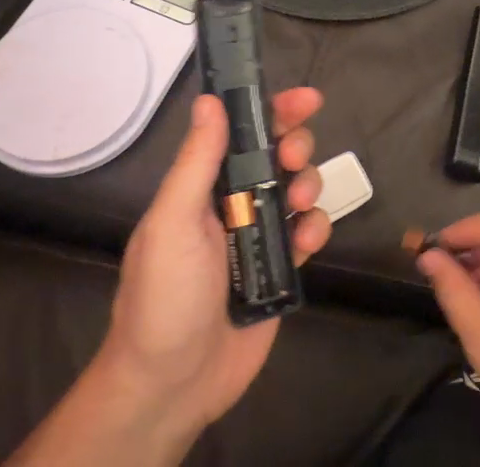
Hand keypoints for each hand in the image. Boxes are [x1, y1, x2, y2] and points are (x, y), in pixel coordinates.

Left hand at [101, 89, 331, 434]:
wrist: (174, 382)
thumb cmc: (165, 296)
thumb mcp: (173, 221)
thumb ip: (197, 161)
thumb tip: (208, 100)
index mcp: (200, 187)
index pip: (240, 133)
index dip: (272, 110)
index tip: (306, 98)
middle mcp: (231, 203)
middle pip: (277, 154)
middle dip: (296, 145)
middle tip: (294, 158)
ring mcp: (258, 235)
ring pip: (298, 189)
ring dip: (309, 184)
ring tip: (299, 203)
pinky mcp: (280, 268)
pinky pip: (308, 232)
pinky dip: (314, 229)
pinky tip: (305, 243)